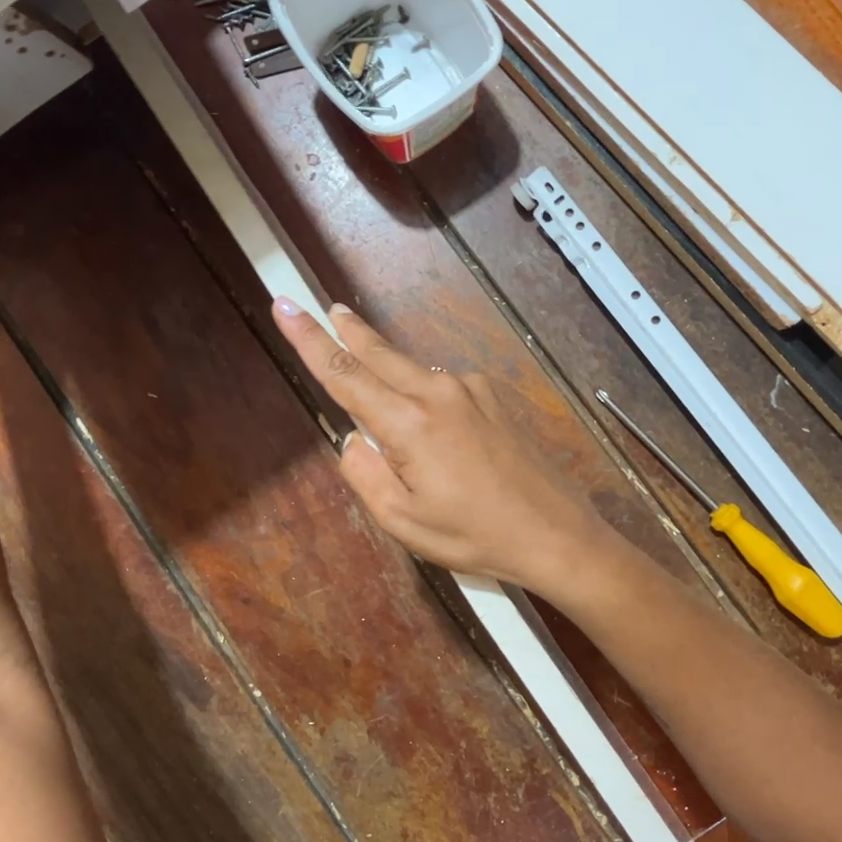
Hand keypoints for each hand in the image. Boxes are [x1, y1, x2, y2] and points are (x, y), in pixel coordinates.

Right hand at [273, 299, 619, 588]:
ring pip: (413, 371)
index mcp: (409, 424)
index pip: (345, 374)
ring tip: (377, 377)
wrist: (556, 532)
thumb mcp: (403, 521)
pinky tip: (438, 429)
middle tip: (324, 308)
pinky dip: (425, 395)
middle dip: (348, 330)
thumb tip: (354, 437)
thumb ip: (365, 473)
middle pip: (380, 354)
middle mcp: (438, 392)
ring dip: (387, 366)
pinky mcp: (493, 395)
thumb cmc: (474, 535)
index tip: (285, 306)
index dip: (309, 340)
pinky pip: (443, 387)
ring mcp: (470, 389)